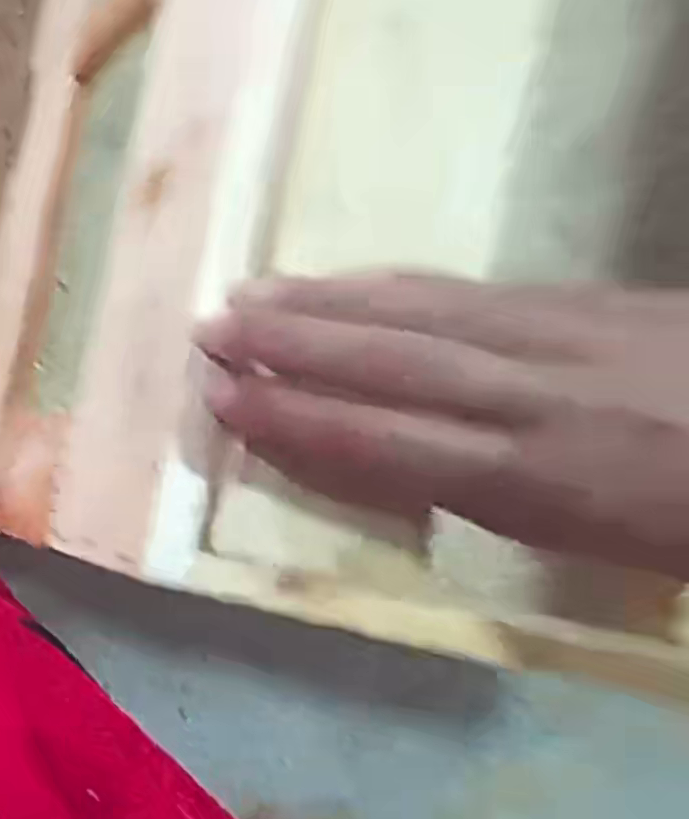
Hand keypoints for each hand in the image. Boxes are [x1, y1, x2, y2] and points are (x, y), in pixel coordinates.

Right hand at [195, 273, 688, 576]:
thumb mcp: (592, 541)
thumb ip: (470, 491)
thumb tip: (353, 449)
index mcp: (549, 477)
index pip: (380, 441)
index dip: (290, 416)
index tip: (219, 396)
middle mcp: (549, 399)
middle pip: (391, 361)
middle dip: (289, 342)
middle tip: (209, 326)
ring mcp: (583, 339)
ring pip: (425, 312)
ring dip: (324, 299)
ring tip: (249, 290)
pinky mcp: (610, 301)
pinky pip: (478, 289)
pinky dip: (394, 283)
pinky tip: (347, 277)